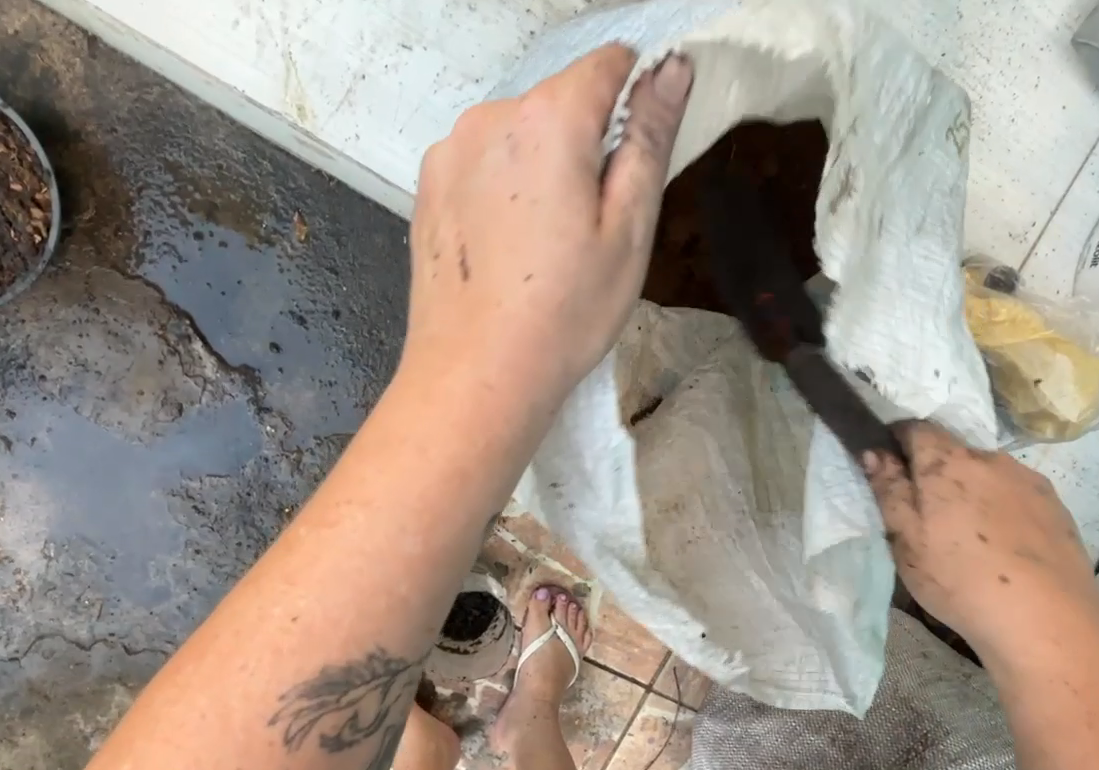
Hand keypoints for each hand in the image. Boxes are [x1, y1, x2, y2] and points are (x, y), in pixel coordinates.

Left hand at [405, 45, 691, 393]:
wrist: (475, 376)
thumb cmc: (562, 315)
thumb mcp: (628, 231)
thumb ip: (650, 139)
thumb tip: (672, 69)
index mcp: (548, 121)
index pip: (609, 64)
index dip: (634, 102)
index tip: (633, 162)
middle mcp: (489, 119)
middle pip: (557, 104)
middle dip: (582, 146)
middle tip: (588, 226)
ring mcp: (449, 153)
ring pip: (517, 137)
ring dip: (538, 169)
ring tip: (542, 246)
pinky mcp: (426, 189)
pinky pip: (480, 167)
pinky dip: (500, 191)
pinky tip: (505, 251)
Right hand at [864, 422, 1098, 663]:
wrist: (1044, 618)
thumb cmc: (958, 579)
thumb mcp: (905, 539)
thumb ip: (888, 490)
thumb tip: (873, 450)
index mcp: (947, 463)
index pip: (916, 428)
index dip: (897, 441)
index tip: (888, 469)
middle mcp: (991, 460)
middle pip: (954, 453)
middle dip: (935, 474)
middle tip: (924, 517)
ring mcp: (1029, 481)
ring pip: (987, 475)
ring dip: (970, 492)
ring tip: (966, 538)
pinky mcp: (1056, 507)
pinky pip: (1015, 495)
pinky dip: (1000, 510)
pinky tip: (999, 547)